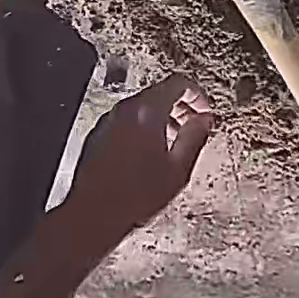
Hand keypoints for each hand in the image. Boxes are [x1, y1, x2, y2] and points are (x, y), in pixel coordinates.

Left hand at [68, 74, 214, 242]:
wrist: (94, 214)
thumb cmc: (133, 196)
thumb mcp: (178, 169)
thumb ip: (195, 137)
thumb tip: (204, 120)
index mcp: (147, 111)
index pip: (178, 83)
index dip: (197, 95)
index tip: (205, 111)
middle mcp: (126, 108)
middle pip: (160, 92)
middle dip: (181, 107)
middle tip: (193, 125)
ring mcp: (110, 119)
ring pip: (143, 106)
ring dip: (163, 117)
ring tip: (174, 143)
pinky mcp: (100, 132)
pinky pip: (128, 119)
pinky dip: (143, 126)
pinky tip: (149, 153)